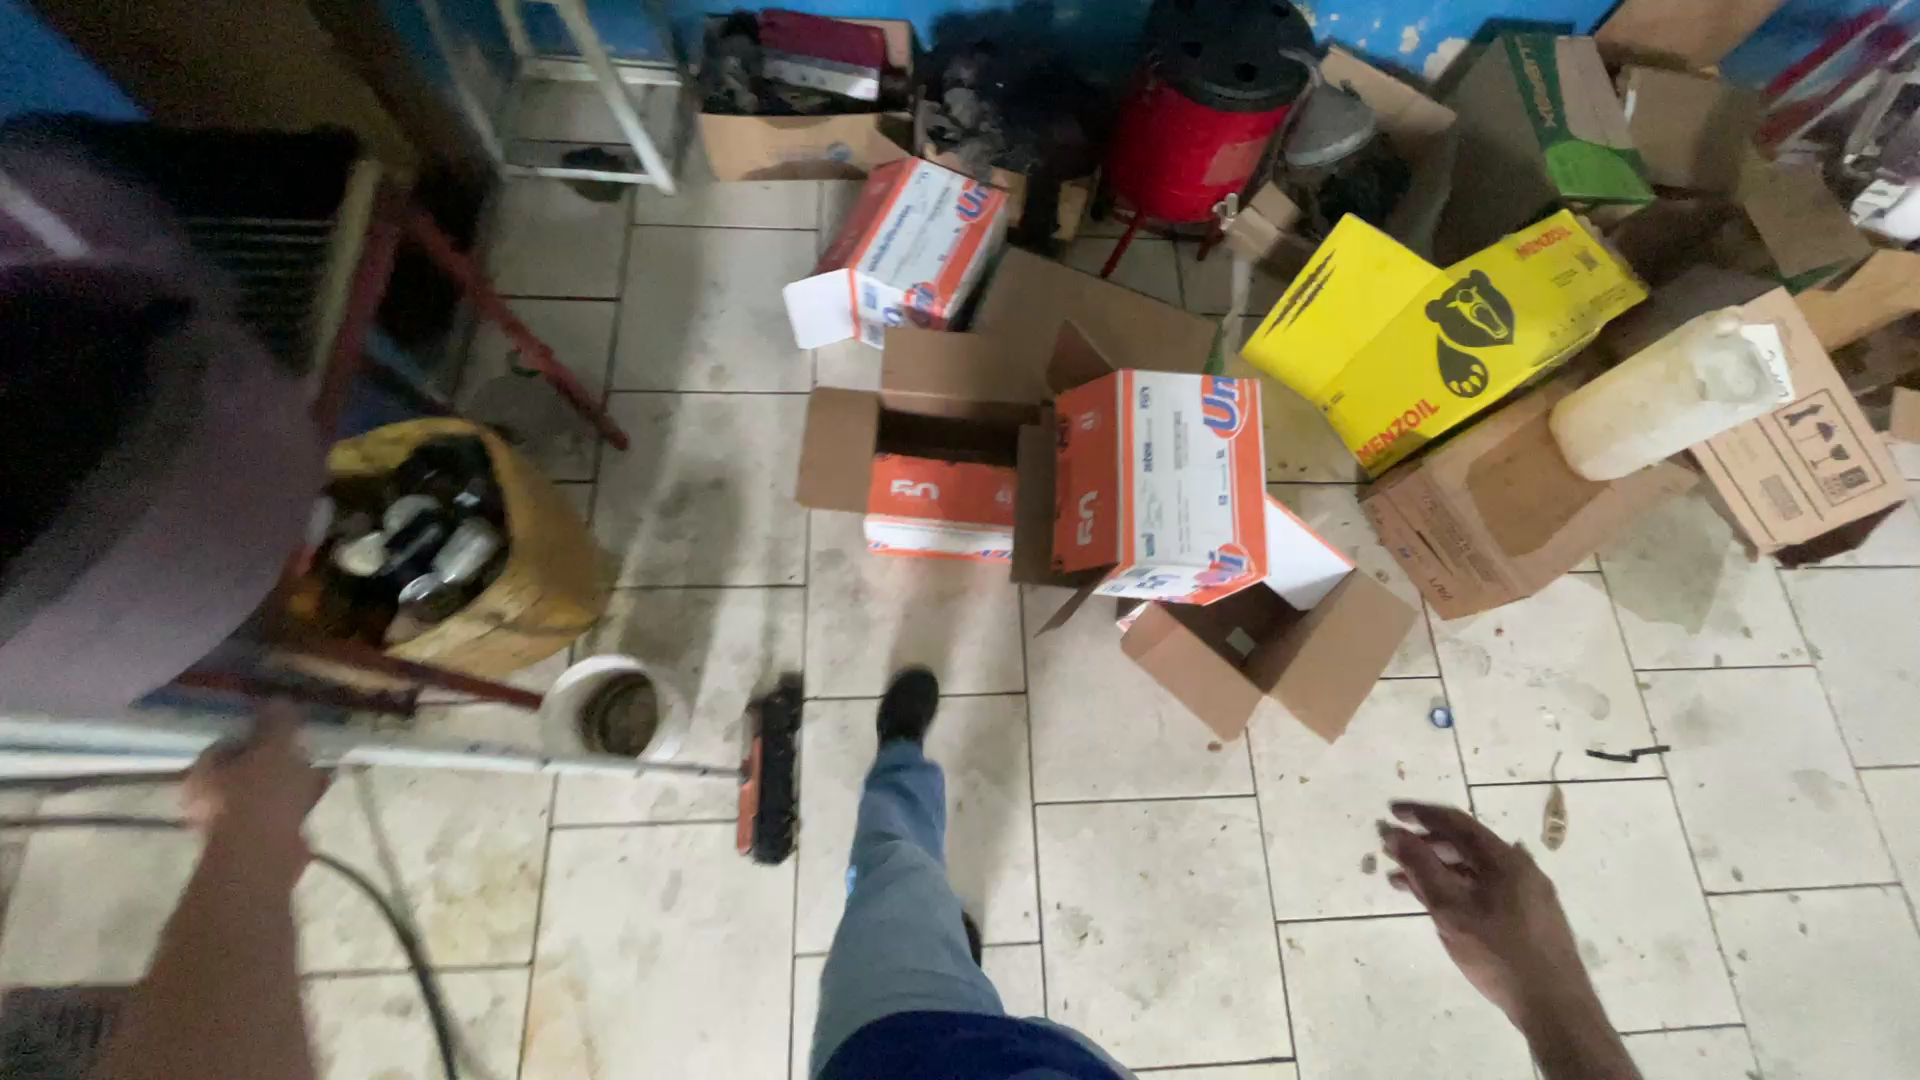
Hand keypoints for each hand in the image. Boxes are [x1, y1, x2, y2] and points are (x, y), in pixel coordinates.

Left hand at [182, 702, 326, 876]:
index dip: (257, 734)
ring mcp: (231, 818)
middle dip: (279, 758)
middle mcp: (208, 796)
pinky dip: (298, 798)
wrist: (264, 851)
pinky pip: (279, 807)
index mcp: (202, 773)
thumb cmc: (262, 794)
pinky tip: (321, 790)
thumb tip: (277, 699)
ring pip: (266, 788)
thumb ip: (276, 724)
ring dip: (292, 778)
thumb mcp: (274, 749)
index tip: (286, 731)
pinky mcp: (255, 835)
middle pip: (248, 767)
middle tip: (305, 750)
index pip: (227, 744)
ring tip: (320, 769)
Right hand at [1378, 801, 1591, 1026]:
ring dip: (1436, 868)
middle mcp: (1520, 869)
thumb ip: (1418, 865)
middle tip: (1391, 851)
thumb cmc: (1498, 952)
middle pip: (1464, 843)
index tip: (1390, 812)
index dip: (1419, 813)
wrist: (1557, 1011)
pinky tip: (1436, 903)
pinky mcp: (1529, 918)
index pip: (1455, 821)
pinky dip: (1456, 887)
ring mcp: (1528, 894)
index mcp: (1504, 859)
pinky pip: (1484, 888)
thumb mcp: (1449, 907)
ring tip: (1402, 880)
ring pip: (1473, 869)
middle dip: (1424, 844)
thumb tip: (1392, 831)